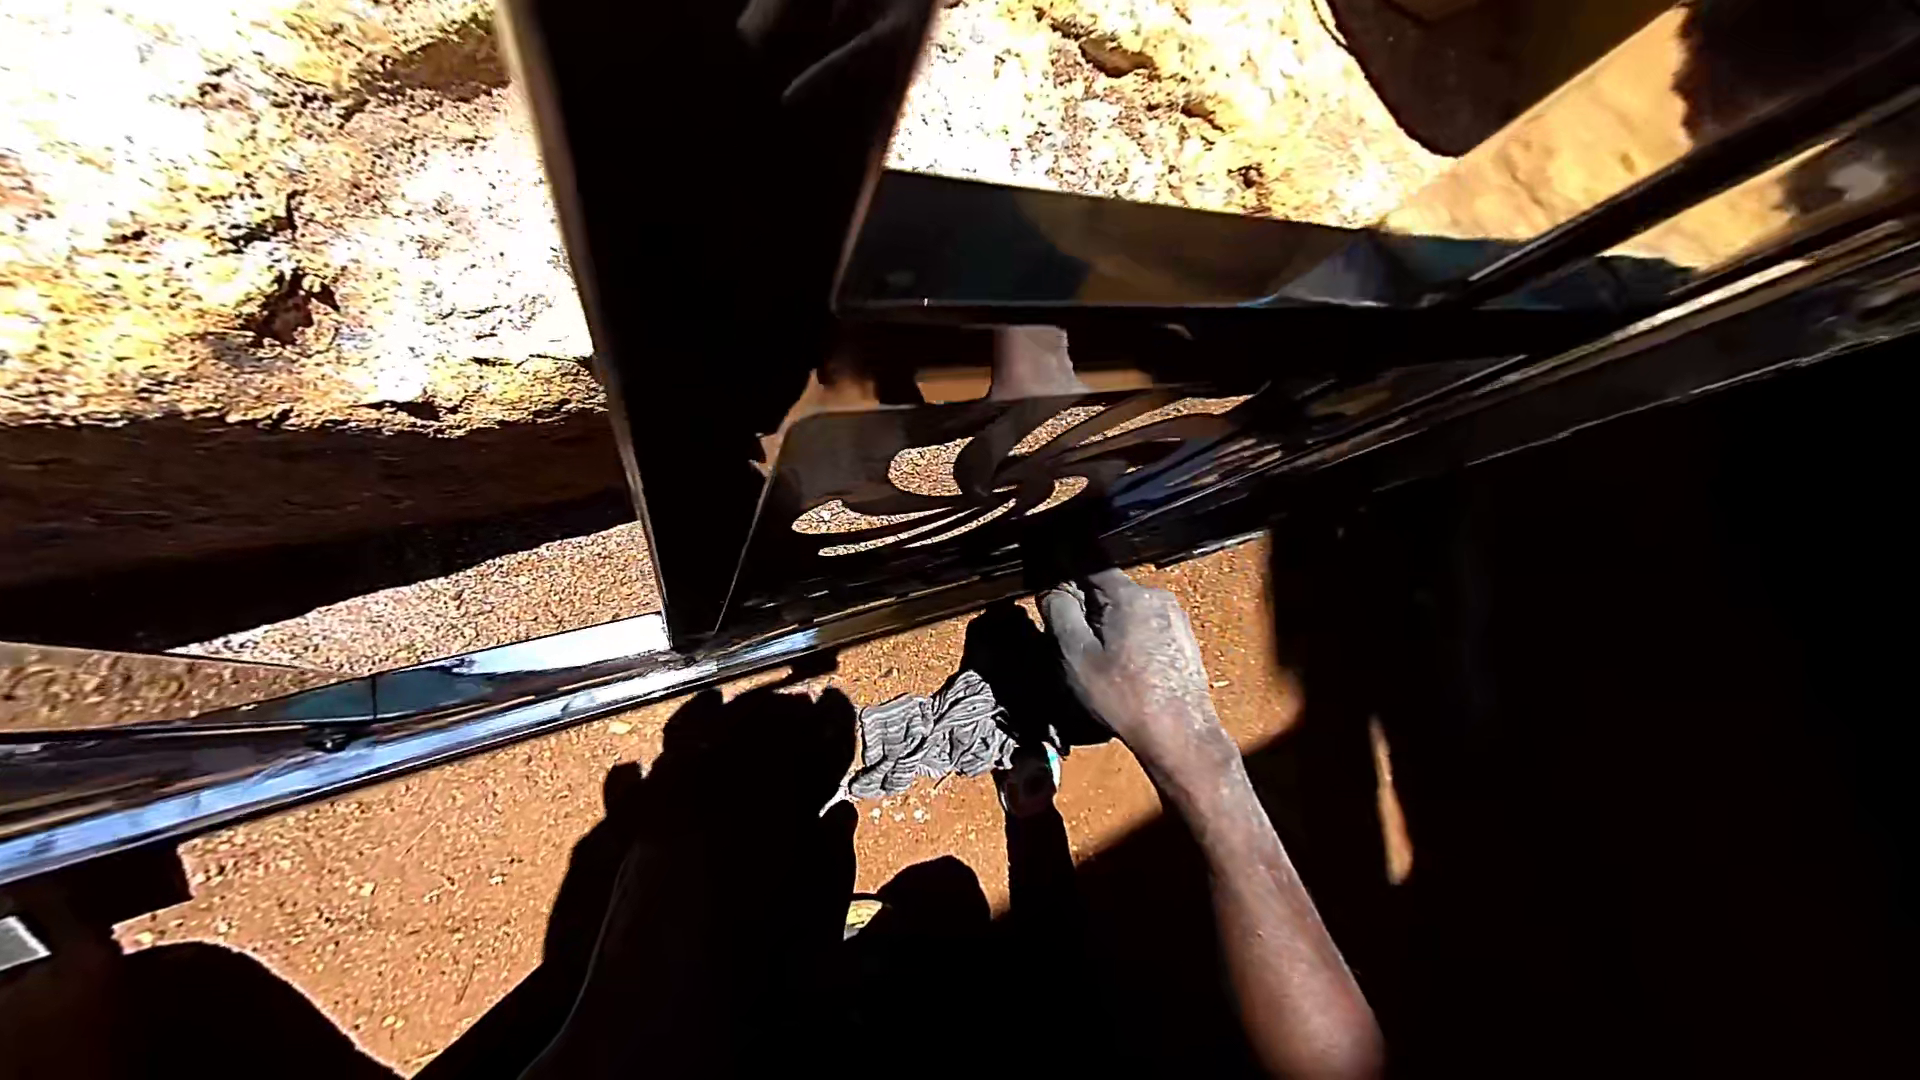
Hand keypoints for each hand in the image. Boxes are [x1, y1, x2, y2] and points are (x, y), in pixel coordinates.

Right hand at [1039, 569, 1236, 786]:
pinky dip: (1127, 634)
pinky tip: (1121, 665)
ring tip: (1097, 657)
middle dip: (1085, 603)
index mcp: (1130, 596)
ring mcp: (1174, 617)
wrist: (1180, 736)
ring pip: (1126, 606)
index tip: (1049, 590)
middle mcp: (1157, 598)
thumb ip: (1059, 612)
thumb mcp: (1076, 655)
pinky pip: (1144, 623)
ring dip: (1106, 621)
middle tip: (1069, 634)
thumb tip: (1051, 589)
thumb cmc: (1125, 698)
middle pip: (1108, 587)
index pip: (1090, 564)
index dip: (1064, 574)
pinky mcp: (1182, 637)